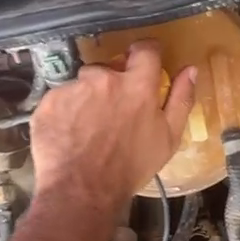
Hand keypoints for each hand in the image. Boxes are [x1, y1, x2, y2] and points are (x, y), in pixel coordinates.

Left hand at [29, 41, 197, 207]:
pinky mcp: (49, 102)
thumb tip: (190, 70)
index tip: (145, 61)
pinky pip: (61, 98)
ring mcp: (73, 88)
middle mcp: (104, 78)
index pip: (145, 50)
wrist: (82, 190)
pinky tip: (71, 133)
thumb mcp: (169, 137)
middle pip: (110, 67)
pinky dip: (67, 111)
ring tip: (89, 125)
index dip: (147, 52)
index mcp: (137, 85)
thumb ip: (181, 98)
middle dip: (114, 81)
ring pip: (84, 83)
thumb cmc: (131, 166)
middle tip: (114, 110)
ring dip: (88, 96)